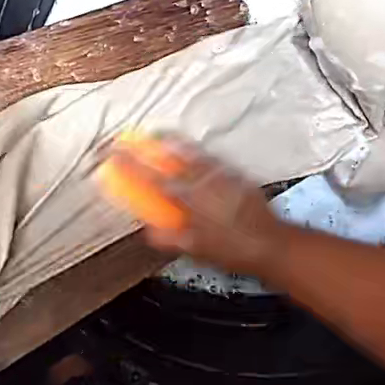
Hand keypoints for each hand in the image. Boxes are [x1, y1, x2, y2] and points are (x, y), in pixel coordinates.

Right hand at [96, 135, 290, 278]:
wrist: (272, 244)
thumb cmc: (235, 250)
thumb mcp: (195, 249)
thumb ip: (169, 238)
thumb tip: (151, 232)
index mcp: (187, 198)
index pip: (150, 177)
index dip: (128, 164)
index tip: (113, 154)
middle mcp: (202, 181)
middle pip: (169, 155)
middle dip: (148, 144)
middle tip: (133, 136)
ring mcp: (220, 174)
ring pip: (190, 152)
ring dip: (171, 142)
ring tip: (159, 135)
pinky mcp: (235, 174)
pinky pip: (210, 158)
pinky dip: (196, 152)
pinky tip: (194, 153)